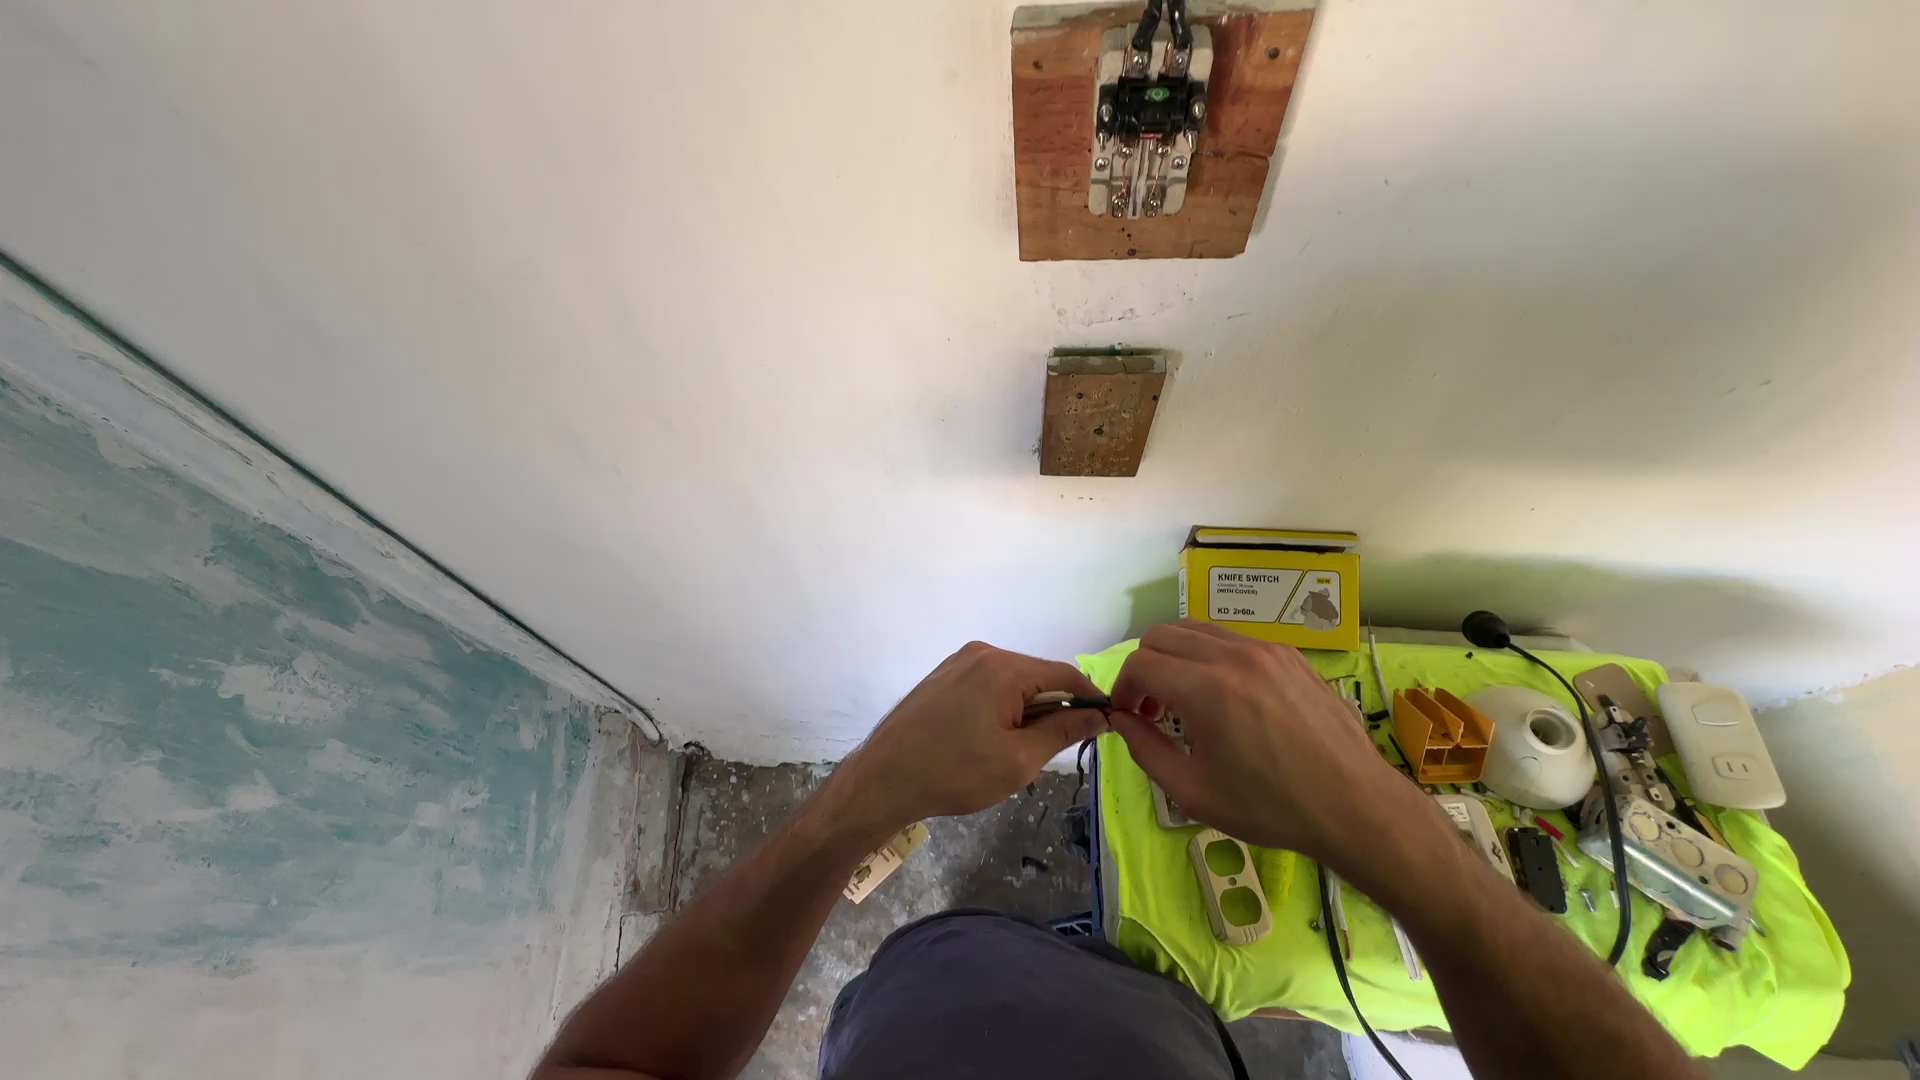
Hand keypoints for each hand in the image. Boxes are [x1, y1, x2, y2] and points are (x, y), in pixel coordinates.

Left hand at [831, 642, 1109, 832]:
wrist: (883, 780)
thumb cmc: (955, 774)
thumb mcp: (1019, 760)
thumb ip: (1063, 730)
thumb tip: (1099, 713)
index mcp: (1004, 667)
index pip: (1066, 674)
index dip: (1090, 699)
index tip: (1105, 726)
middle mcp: (982, 653)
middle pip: (1037, 676)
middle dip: (1053, 708)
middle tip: (1052, 749)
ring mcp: (958, 661)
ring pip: (1011, 682)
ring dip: (1025, 710)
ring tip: (1014, 750)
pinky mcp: (942, 676)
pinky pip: (987, 684)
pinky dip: (1000, 707)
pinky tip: (987, 739)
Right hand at [1106, 620, 1414, 859]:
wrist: (1355, 806)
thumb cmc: (1271, 808)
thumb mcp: (1193, 792)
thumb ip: (1145, 750)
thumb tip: (1121, 720)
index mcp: (1206, 689)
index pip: (1140, 663)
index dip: (1122, 688)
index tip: (1127, 716)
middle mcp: (1233, 656)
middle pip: (1162, 635)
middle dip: (1145, 667)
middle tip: (1153, 708)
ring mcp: (1265, 649)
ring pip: (1197, 629)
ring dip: (1177, 657)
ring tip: (1187, 700)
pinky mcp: (1289, 654)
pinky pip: (1232, 639)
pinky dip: (1211, 657)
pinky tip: (1226, 696)